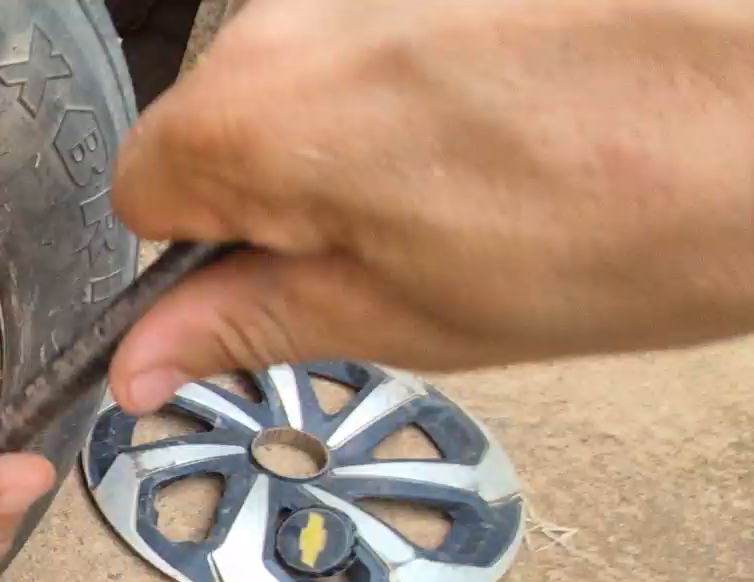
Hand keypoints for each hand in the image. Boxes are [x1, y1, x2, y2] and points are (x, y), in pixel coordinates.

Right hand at [108, 0, 753, 412]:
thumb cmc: (624, 224)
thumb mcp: (389, 314)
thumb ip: (232, 328)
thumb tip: (128, 374)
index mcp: (249, 119)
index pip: (136, 190)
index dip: (191, 244)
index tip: (273, 268)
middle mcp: (288, 11)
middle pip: (211, 123)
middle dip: (265, 189)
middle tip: (384, 233)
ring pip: (294, 73)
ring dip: (343, 132)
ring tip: (471, 165)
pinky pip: (375, 24)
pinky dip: (417, 70)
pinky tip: (516, 96)